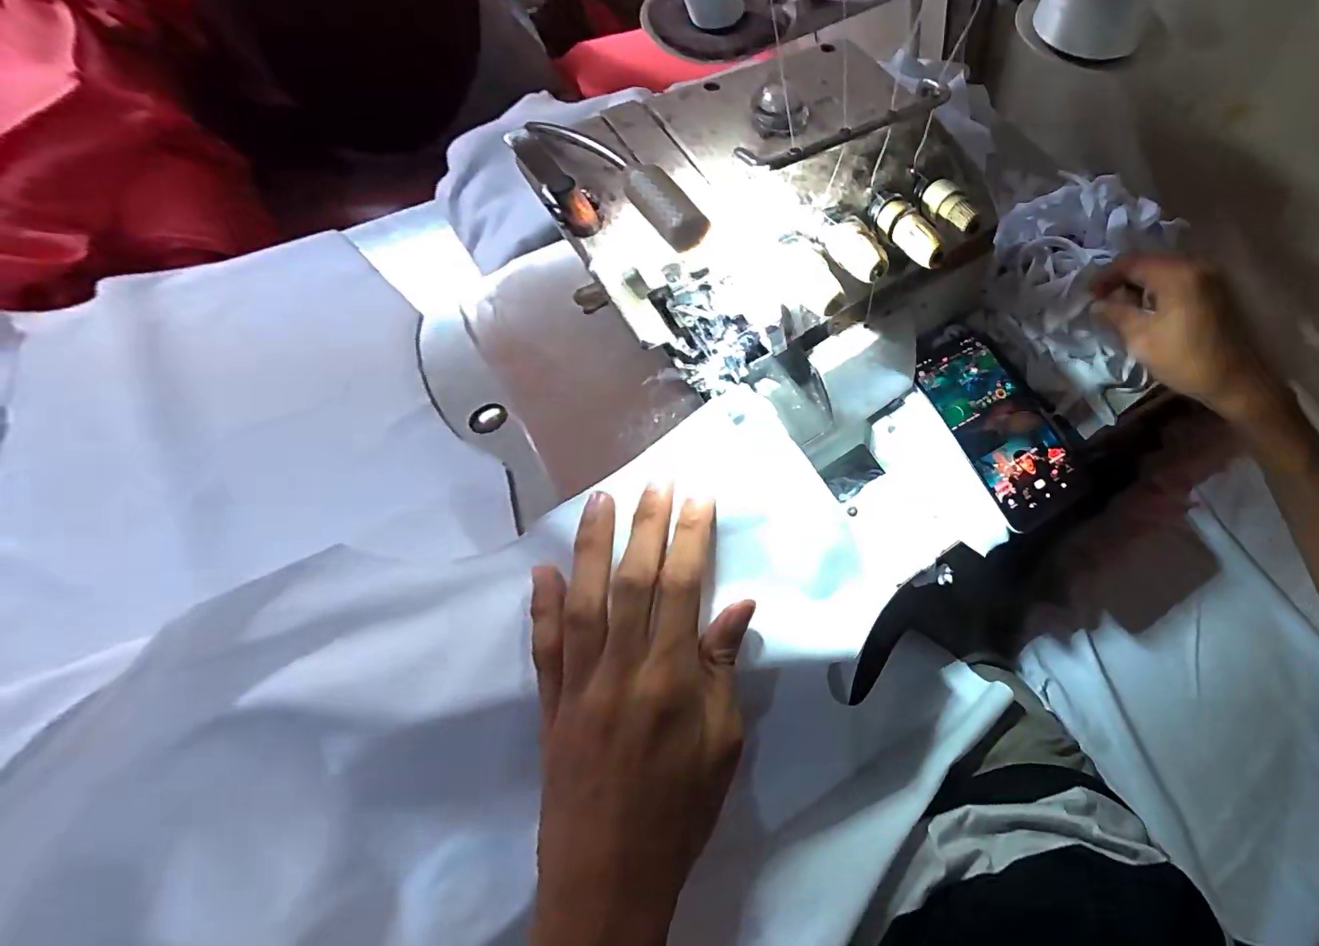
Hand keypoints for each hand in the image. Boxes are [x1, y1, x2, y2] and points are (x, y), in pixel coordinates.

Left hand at [529, 486, 756, 945]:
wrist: (608, 879)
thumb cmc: (682, 808)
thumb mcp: (724, 741)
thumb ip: (723, 668)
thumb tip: (736, 606)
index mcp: (670, 678)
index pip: (681, 589)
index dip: (691, 539)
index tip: (698, 498)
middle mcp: (619, 671)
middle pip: (632, 582)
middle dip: (646, 527)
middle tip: (656, 481)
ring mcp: (577, 688)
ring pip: (582, 602)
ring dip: (590, 547)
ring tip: (600, 500)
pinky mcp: (549, 710)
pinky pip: (543, 648)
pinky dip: (540, 606)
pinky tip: (540, 570)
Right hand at [1092, 252, 1289, 423]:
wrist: (1236, 381)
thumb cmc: (1186, 361)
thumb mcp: (1142, 340)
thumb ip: (1116, 314)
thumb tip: (1098, 303)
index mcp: (1176, 273)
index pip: (1130, 262)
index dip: (1105, 277)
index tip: (1089, 295)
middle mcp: (1195, 264)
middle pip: (1148, 262)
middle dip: (1122, 279)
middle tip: (1103, 300)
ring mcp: (1209, 275)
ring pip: (1163, 270)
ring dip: (1141, 284)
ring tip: (1123, 306)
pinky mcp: (1216, 288)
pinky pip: (1179, 279)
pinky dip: (1159, 288)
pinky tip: (1148, 307)